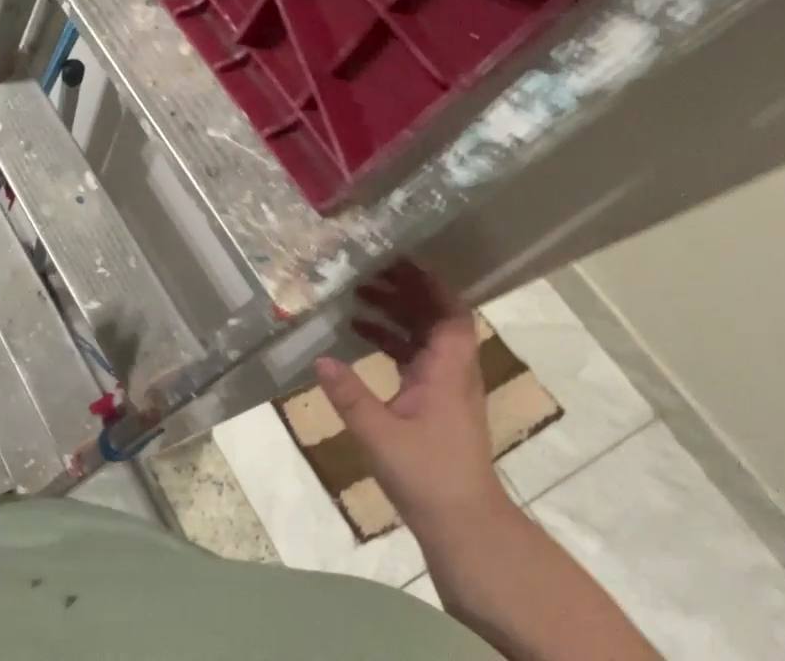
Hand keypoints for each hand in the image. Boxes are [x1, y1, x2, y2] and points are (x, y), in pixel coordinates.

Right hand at [313, 261, 510, 528]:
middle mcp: (452, 373)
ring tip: (356, 297)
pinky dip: (390, 342)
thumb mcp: (379, 433)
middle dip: (405, 291)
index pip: (450, 313)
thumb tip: (320, 359)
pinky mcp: (435, 406)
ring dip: (395, 314)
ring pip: (423, 337)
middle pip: (435, 318)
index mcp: (447, 371)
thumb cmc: (427, 474)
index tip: (400, 259)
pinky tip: (358, 338)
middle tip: (367, 270)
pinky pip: (414, 358)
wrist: (464, 524)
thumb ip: (349, 395)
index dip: (431, 283)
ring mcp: (445, 390)